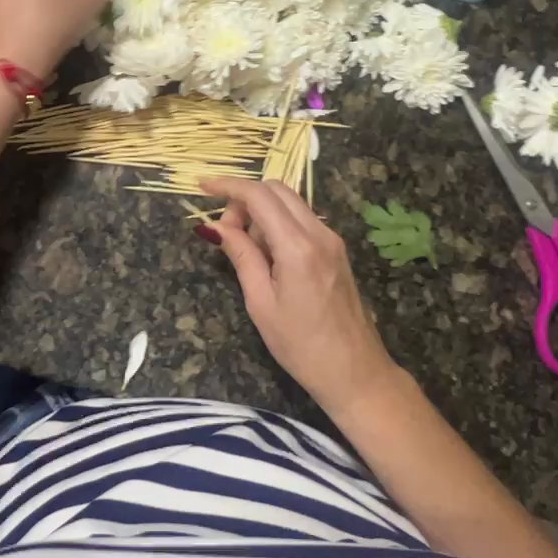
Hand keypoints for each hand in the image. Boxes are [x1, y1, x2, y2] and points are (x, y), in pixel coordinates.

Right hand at [199, 177, 397, 412]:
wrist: (355, 373)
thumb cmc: (301, 346)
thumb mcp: (260, 302)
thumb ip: (241, 255)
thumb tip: (216, 226)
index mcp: (297, 247)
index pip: (259, 196)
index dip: (228, 185)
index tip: (202, 186)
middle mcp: (319, 233)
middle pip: (276, 189)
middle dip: (244, 198)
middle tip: (225, 230)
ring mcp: (331, 239)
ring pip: (290, 202)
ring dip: (261, 210)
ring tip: (244, 247)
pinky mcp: (335, 250)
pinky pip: (301, 219)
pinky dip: (278, 222)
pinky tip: (267, 254)